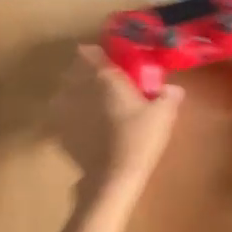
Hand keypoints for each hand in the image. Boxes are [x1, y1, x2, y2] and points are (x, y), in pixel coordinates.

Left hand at [49, 45, 183, 204]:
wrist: (111, 178)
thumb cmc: (138, 140)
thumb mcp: (162, 116)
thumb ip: (168, 97)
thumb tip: (172, 89)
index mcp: (104, 78)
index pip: (90, 53)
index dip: (95, 53)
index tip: (104, 58)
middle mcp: (79, 89)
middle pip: (74, 72)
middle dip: (84, 73)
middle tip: (100, 83)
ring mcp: (65, 112)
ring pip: (64, 93)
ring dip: (73, 95)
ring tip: (88, 105)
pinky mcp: (59, 133)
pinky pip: (61, 118)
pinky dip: (69, 118)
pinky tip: (81, 128)